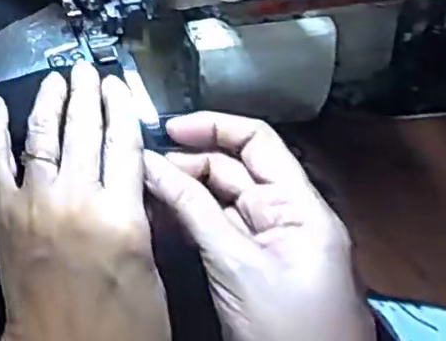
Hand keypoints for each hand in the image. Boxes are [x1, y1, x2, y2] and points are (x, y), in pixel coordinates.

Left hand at [0, 61, 168, 340]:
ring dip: (48, 100)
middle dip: (85, 93)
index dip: (120, 107)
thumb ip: (141, 217)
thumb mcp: (149, 271)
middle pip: (82, 129)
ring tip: (56, 79)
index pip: (122, 143)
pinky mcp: (3, 208)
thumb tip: (132, 174)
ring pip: (41, 134)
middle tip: (85, 69)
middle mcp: (76, 197)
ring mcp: (34, 199)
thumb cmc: (119, 328)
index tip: (116, 84)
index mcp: (119, 215)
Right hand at [142, 112, 375, 340]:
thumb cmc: (294, 337)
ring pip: (216, 195)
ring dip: (180, 188)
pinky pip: (212, 223)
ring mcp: (267, 240)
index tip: (169, 129)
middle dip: (185, 161)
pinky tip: (158, 212)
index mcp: (300, 209)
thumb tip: (148, 162)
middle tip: (144, 165)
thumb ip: (191, 207)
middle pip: (229, 166)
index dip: (211, 126)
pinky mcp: (249, 263)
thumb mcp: (237, 264)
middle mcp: (285, 217)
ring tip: (144, 187)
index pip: (256, 140)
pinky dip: (185, 214)